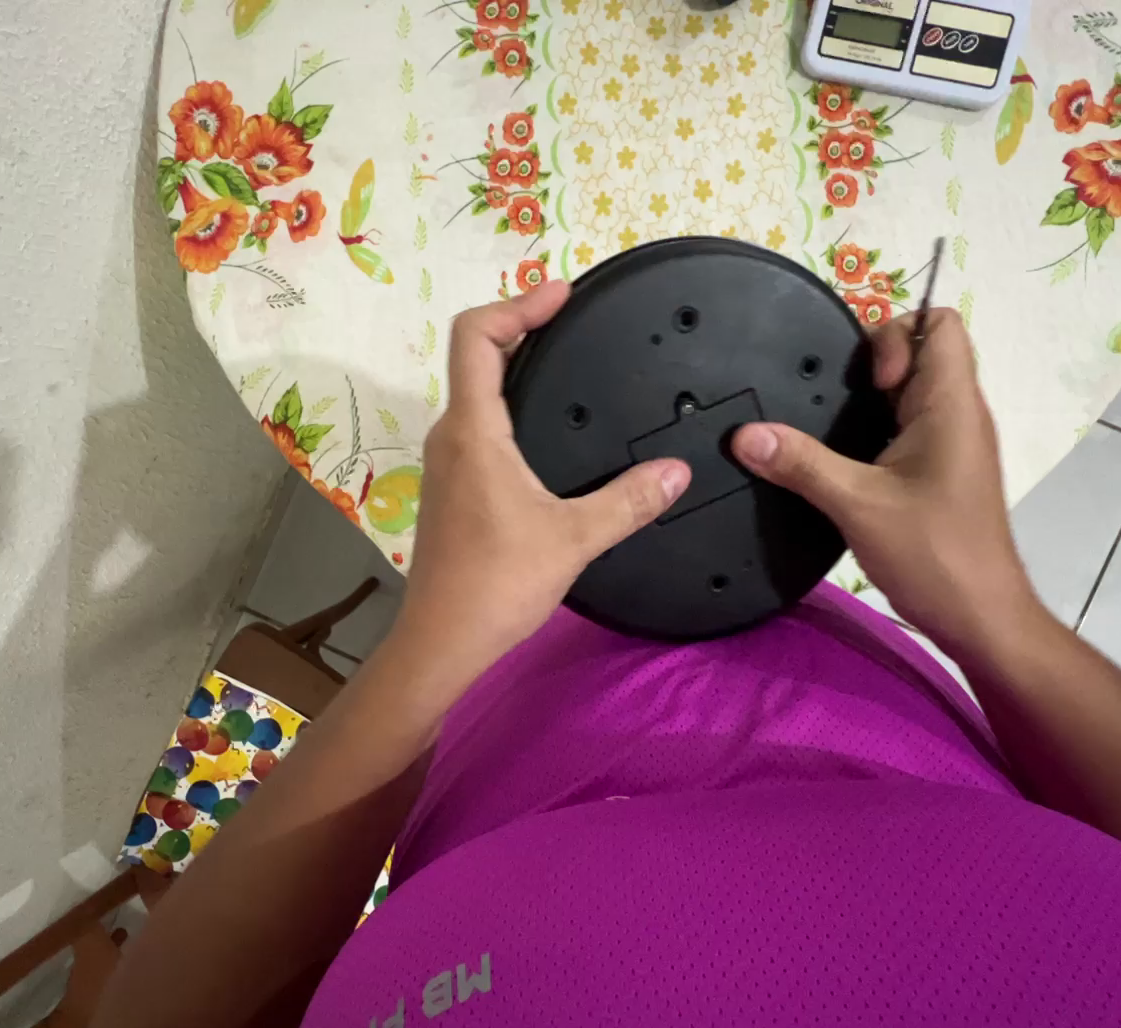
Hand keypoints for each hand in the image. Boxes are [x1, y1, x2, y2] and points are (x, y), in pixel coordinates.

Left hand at [392, 282, 691, 677]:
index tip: (561, 295)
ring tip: (566, 368)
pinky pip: (478, 427)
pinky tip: (547, 432)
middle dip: (520, 329)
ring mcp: (446, 464)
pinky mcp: (451, 488)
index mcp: (473, 432)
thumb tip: (677, 471)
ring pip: (475, 395)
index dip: (516, 304)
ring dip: (514, 370)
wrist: (443, 639)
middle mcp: (451, 437)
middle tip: (574, 325)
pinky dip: (508, 407)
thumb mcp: (573, 539)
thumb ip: (627, 502)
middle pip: (474, 358)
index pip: (476, 338)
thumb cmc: (497, 584)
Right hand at [730, 309, 1041, 653]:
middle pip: (919, 354)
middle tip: (828, 402)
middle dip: (868, 365)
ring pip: (907, 395)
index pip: (938, 326)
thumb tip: (744, 434)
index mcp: (950, 405)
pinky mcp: (935, 473)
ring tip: (823, 428)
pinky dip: (869, 431)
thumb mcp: (857, 504)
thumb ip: (800, 464)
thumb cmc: (933, 553)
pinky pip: (901, 429)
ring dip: (865, 402)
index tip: (861, 380)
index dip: (895, 334)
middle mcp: (955, 415)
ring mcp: (948, 445)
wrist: (978, 615)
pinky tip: (835, 462)